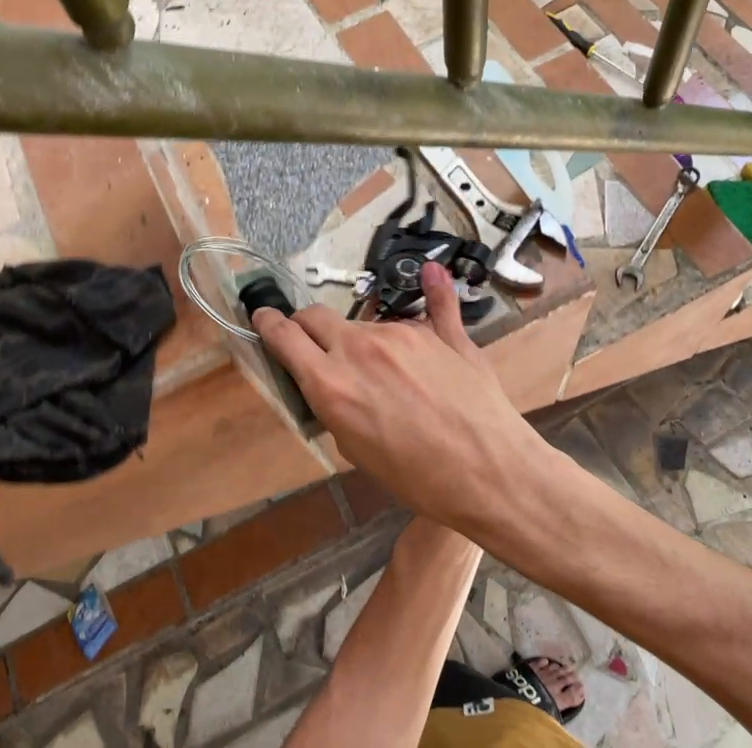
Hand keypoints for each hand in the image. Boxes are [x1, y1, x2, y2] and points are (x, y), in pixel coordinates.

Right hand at [250, 262, 552, 526]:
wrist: (488, 472)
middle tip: (312, 340)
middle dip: (307, 325)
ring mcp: (405, 333)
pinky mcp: (446, 331)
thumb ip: (336, 406)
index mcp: (332, 383)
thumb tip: (335, 385)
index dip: (270, 325)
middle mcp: (362, 348)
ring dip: (363, 337)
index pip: (286, 337)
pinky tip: (432, 274)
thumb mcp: (357, 452)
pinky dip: (431, 290)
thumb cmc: (417, 478)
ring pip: (369, 322)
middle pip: (318, 317)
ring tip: (385, 369)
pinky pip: (435, 302)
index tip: (264, 318)